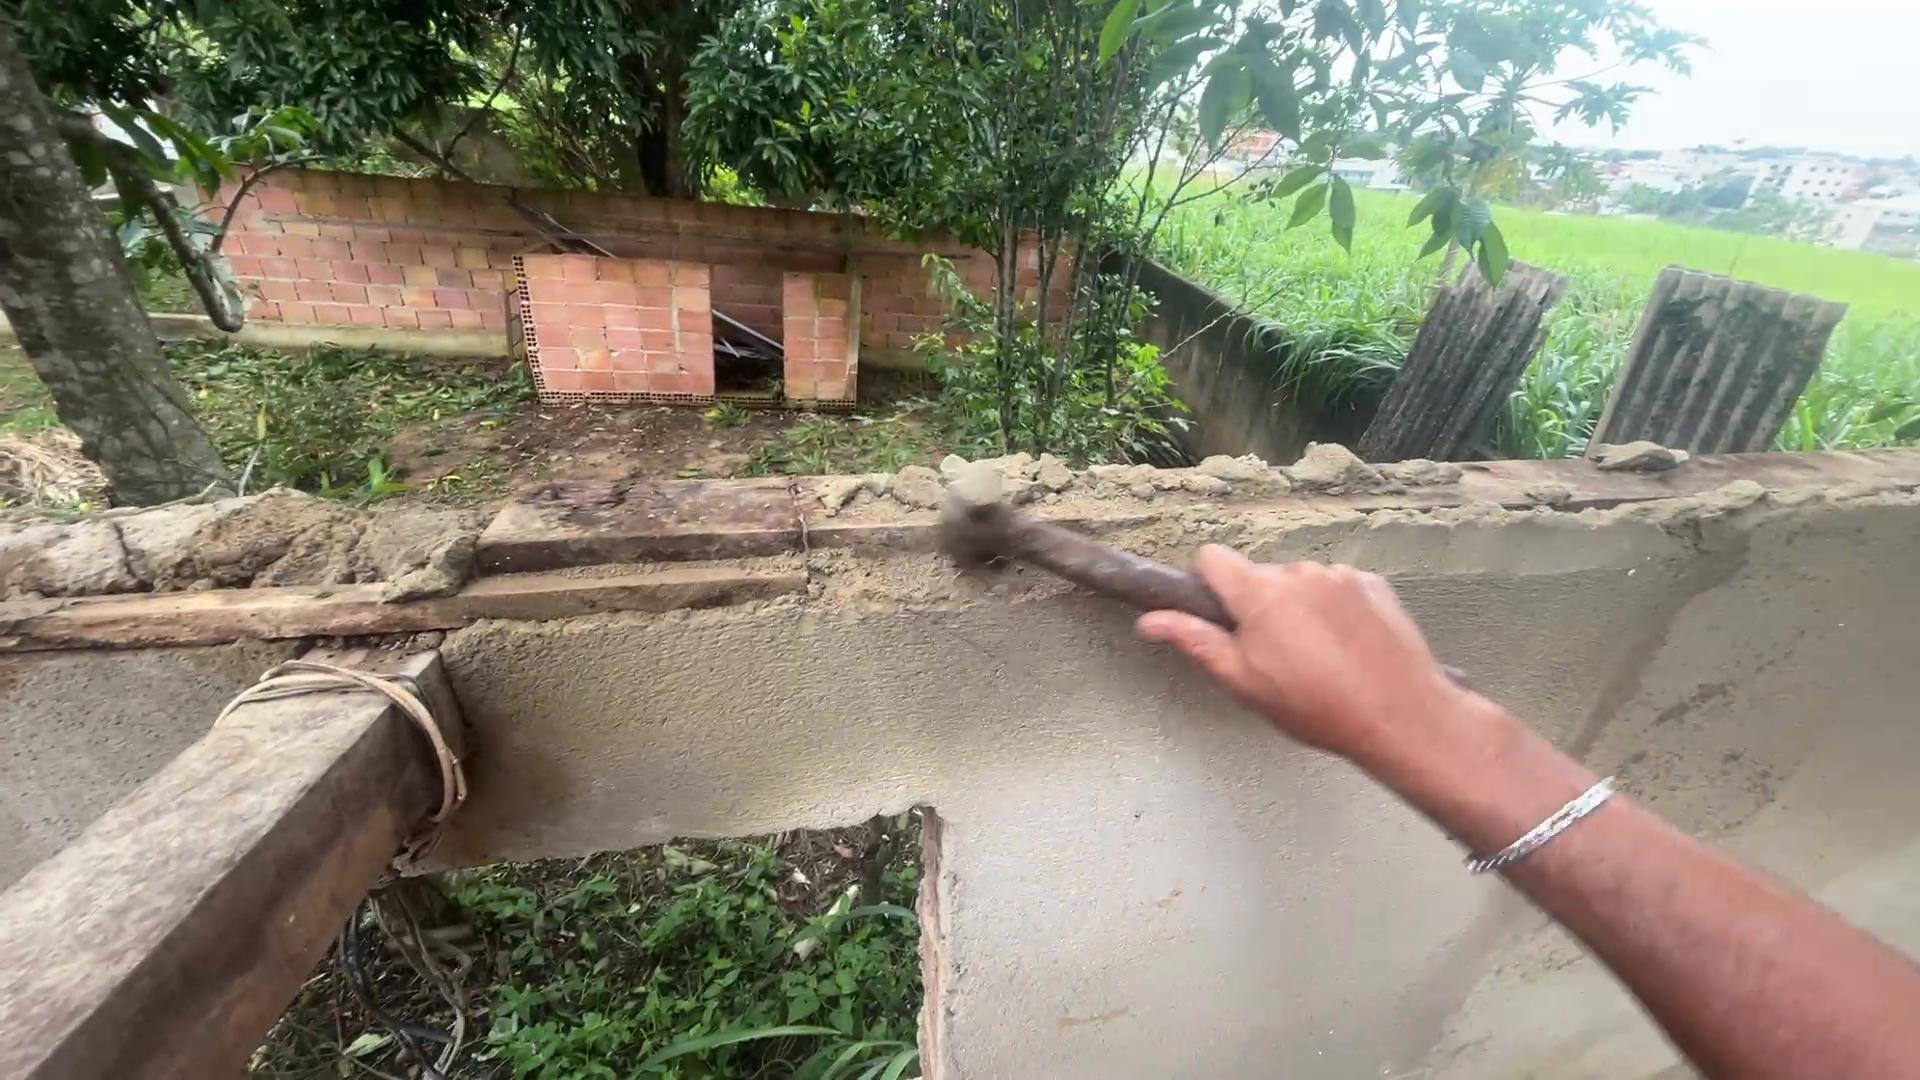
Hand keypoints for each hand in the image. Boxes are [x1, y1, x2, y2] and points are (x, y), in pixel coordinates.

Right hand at [1136, 546, 1482, 766]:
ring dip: (1295, 605)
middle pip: (1257, 574)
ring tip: (1315, 652)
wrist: (1403, 718)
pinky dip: (1331, 606)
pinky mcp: (1373, 584)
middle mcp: (1298, 572)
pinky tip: (1345, 643)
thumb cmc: (1316, 706)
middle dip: (1256, 603)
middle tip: (1272, 652)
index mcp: (1260, 594)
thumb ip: (1194, 641)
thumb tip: (1148, 620)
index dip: (1207, 583)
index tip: (1220, 616)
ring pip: (1296, 580)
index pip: (1212, 557)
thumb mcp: (1243, 682)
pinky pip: (1334, 584)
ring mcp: (1340, 576)